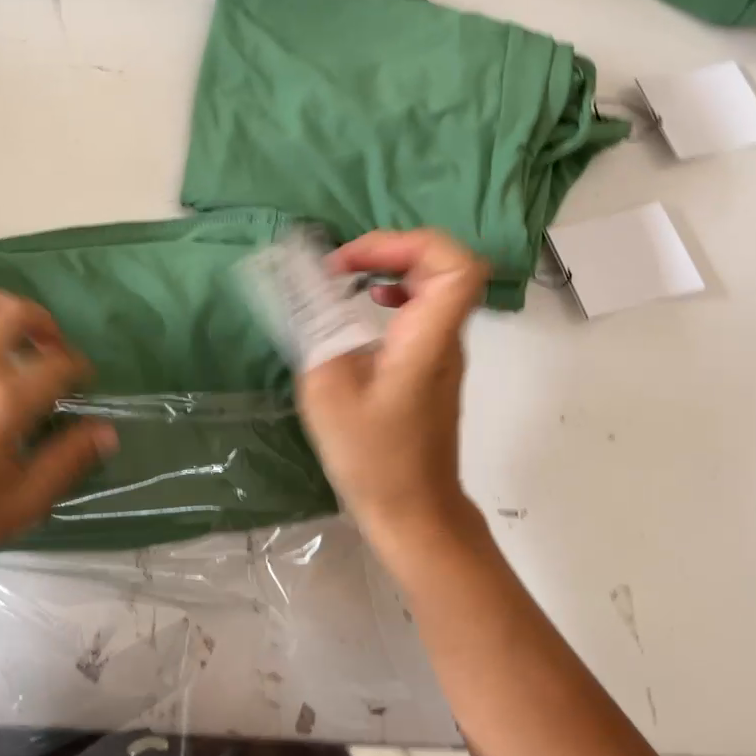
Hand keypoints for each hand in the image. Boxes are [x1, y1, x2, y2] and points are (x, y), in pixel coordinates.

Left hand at [0, 285, 114, 624]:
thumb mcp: (21, 503)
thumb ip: (67, 461)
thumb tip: (105, 430)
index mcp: (2, 401)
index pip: (57, 364)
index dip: (79, 369)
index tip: (83, 382)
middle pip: (15, 311)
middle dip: (45, 323)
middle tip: (53, 350)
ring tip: (9, 332)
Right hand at [298, 229, 487, 539]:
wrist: (414, 512)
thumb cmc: (372, 457)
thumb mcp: (327, 389)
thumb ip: (315, 330)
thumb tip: (302, 286)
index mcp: (426, 339)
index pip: (453, 263)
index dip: (404, 243)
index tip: (351, 263)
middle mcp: (445, 337)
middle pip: (444, 262)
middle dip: (388, 249)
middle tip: (340, 265)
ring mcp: (442, 351)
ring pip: (435, 281)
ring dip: (389, 267)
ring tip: (343, 279)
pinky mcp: (430, 364)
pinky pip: (423, 306)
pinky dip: (391, 291)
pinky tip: (360, 308)